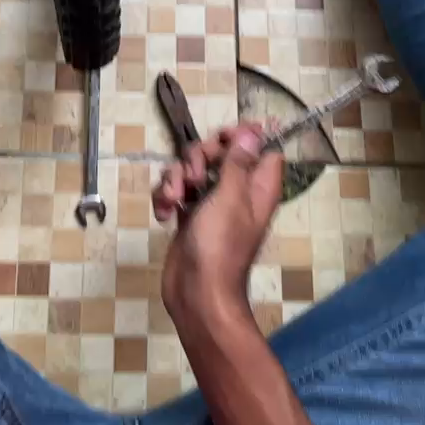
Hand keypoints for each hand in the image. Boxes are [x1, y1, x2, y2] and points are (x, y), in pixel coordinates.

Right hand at [153, 124, 286, 331]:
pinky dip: (166, 197)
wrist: (196, 293)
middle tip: (194, 176)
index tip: (221, 138)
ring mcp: (210, 202)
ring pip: (191, 169)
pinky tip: (164, 214)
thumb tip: (255, 131)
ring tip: (174, 200)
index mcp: (257, 185)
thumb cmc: (219, 245)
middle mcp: (236, 190)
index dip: (241, 136)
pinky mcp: (188, 214)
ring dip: (176, 178)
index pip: (260, 146)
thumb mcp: (230, 198)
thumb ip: (239, 162)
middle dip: (198, 157)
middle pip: (219, 152)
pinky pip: (175, 190)